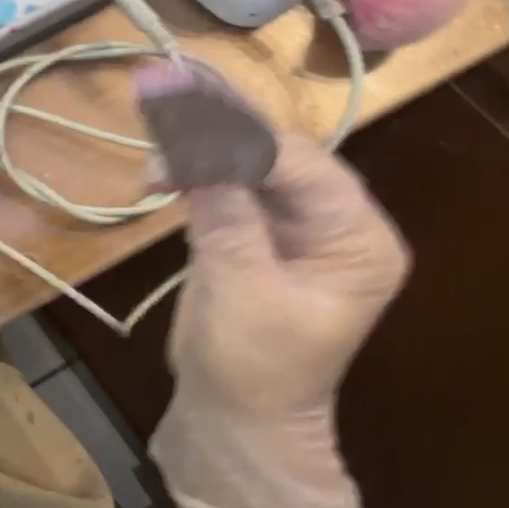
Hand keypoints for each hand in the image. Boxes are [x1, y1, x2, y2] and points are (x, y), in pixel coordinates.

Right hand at [151, 135, 408, 507]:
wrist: (236, 414)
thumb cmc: (253, 362)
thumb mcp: (241, 288)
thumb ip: (226, 216)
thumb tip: (200, 152)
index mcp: (357, 241)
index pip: (303, 167)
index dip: (244, 135)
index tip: (184, 109)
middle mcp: (333, 226)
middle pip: (278, 157)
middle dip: (220, 128)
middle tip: (164, 93)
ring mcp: (291, 231)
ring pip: (248, 167)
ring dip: (200, 149)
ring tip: (151, 140)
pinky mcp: (251, 238)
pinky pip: (226, 189)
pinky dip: (193, 174)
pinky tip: (161, 170)